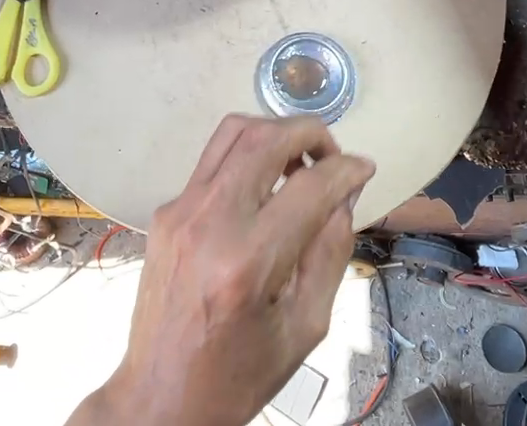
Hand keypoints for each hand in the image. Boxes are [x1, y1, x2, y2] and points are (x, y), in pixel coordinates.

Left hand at [69, 115, 374, 425]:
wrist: (161, 395)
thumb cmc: (240, 372)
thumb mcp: (305, 325)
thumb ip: (331, 250)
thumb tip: (345, 192)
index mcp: (248, 261)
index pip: (309, 187)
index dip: (346, 169)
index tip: (364, 168)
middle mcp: (209, 221)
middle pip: (265, 138)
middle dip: (310, 133)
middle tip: (333, 156)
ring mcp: (180, 209)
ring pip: (233, 132)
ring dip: (275, 133)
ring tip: (299, 163)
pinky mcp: (166, 210)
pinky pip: (213, 161)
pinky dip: (247, 157)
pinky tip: (264, 189)